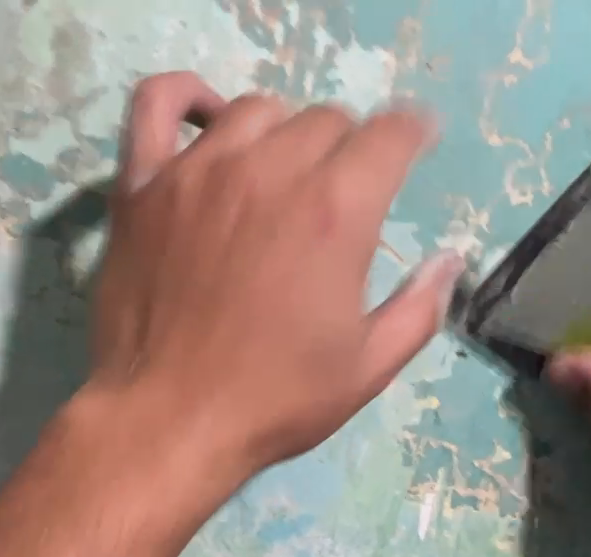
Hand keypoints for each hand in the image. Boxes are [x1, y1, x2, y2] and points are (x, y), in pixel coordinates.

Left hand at [82, 72, 464, 484]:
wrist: (167, 423)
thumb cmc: (272, 403)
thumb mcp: (365, 371)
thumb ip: (418, 309)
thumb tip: (449, 260)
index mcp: (335, 211)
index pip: (391, 134)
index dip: (411, 138)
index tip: (411, 152)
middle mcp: (269, 170)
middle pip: (325, 120)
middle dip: (346, 150)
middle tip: (338, 196)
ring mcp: (197, 172)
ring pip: (255, 111)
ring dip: (281, 134)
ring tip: (278, 176)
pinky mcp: (142, 188)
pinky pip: (156, 105)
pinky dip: (184, 99)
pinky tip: (203, 120)